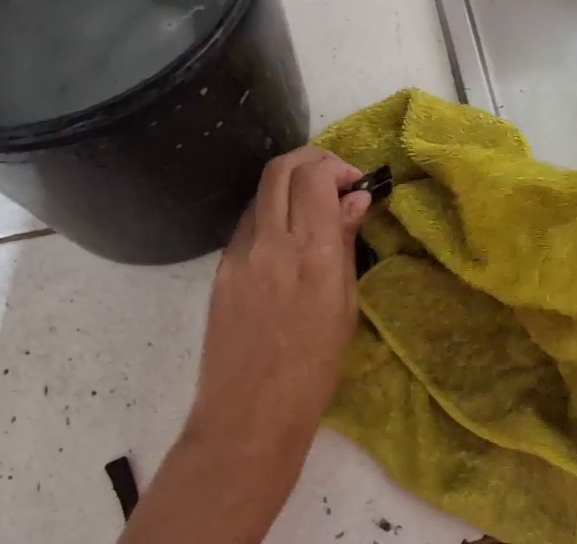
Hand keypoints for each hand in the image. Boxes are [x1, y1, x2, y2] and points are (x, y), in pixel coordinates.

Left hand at [189, 147, 372, 447]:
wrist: (248, 416)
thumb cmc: (314, 370)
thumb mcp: (345, 305)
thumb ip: (346, 243)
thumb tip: (355, 199)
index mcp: (311, 254)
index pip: (314, 175)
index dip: (337, 166)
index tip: (355, 185)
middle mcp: (270, 242)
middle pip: (281, 168)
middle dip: (312, 160)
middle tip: (335, 180)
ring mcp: (239, 253)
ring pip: (262, 191)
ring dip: (290, 184)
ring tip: (313, 207)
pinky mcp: (220, 268)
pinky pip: (248, 221)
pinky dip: (272, 212)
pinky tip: (287, 239)